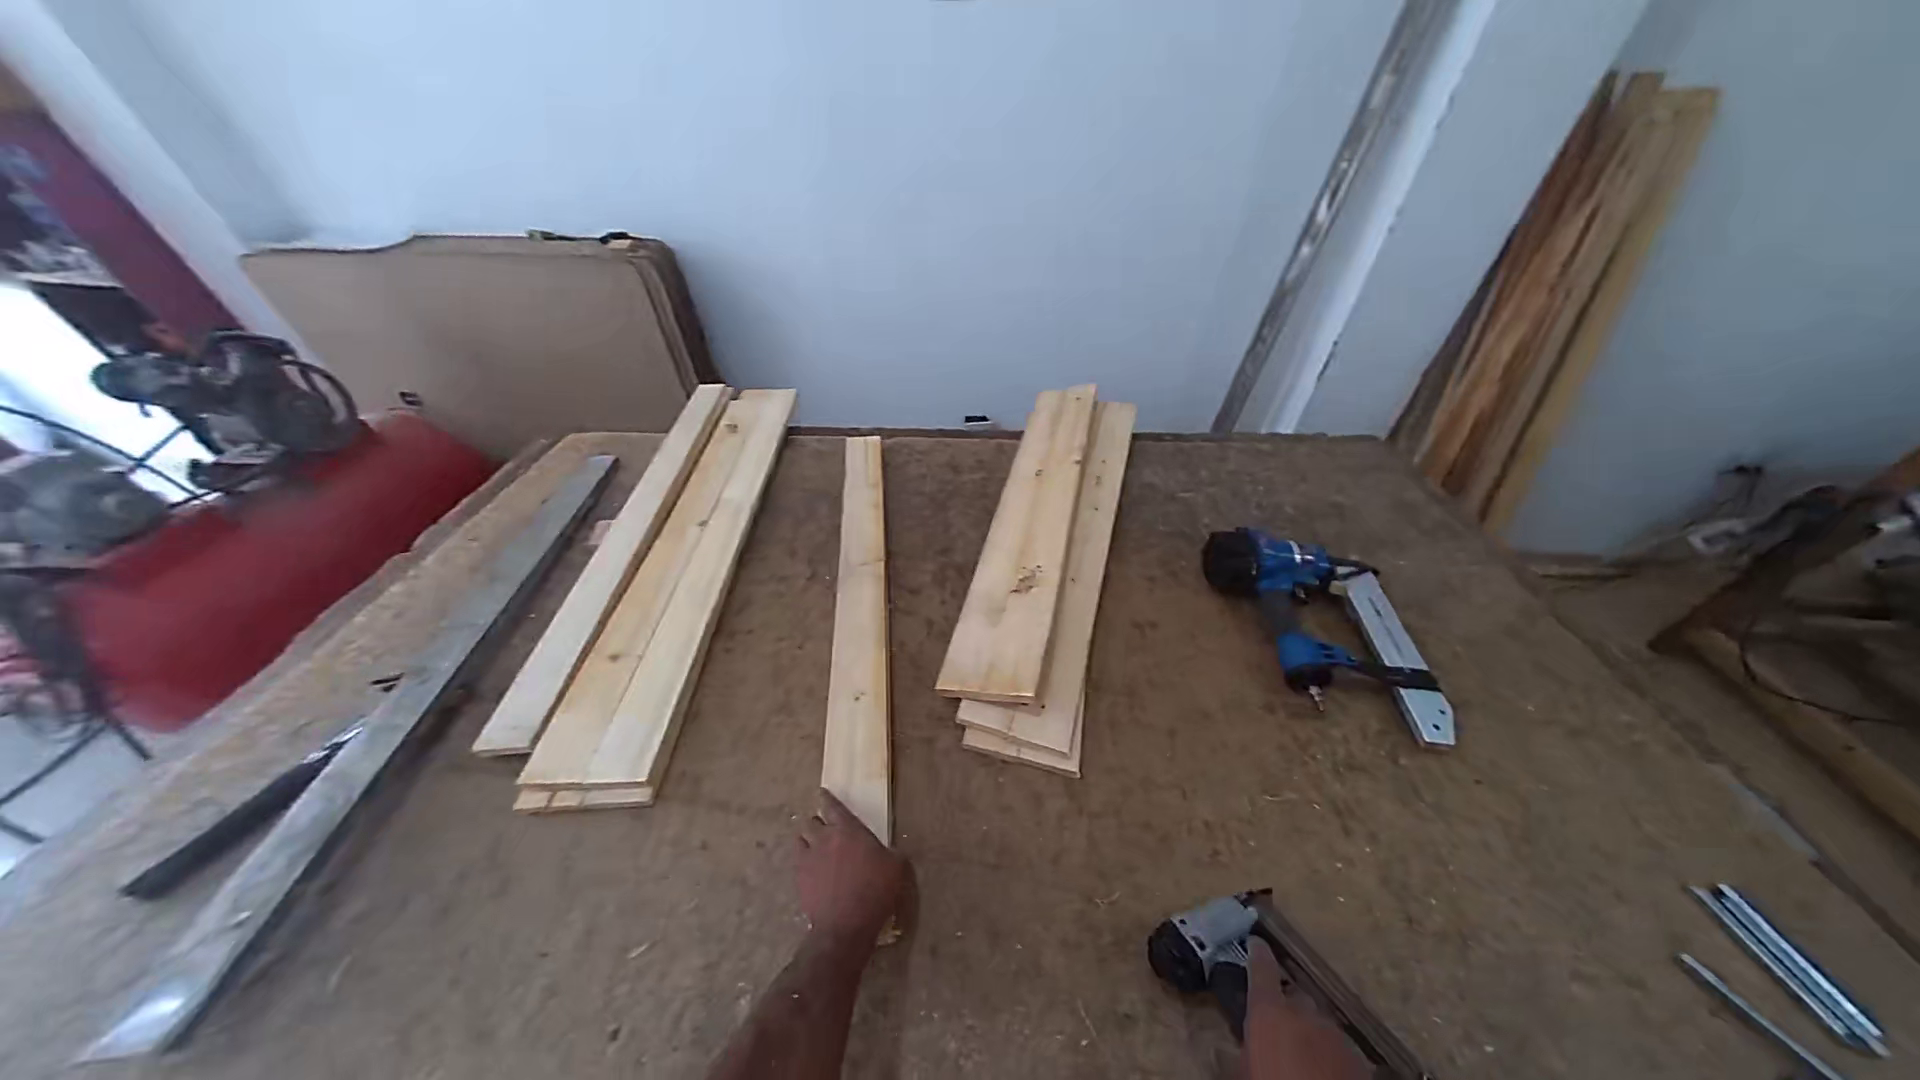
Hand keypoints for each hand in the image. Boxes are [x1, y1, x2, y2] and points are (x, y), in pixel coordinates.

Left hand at [795, 789, 906, 942]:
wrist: (845, 925)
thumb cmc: (875, 891)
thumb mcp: (896, 867)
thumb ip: (890, 853)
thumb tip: (889, 852)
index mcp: (848, 829)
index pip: (832, 806)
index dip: (826, 798)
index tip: (821, 792)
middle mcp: (824, 838)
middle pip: (811, 821)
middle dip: (817, 822)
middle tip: (824, 828)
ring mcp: (809, 858)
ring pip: (800, 838)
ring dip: (806, 838)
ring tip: (813, 845)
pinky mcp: (799, 879)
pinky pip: (797, 861)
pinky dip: (803, 860)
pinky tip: (811, 869)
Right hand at [1243, 937, 1369, 1079]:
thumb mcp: (1244, 1075)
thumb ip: (1232, 1059)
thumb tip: (1215, 1051)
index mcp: (1269, 1011)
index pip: (1261, 968)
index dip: (1258, 952)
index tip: (1255, 941)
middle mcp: (1303, 1013)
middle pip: (1295, 995)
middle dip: (1287, 1004)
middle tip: (1278, 1022)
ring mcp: (1335, 1035)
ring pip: (1319, 1022)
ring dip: (1311, 1031)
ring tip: (1304, 1053)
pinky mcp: (1360, 1060)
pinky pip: (1341, 1047)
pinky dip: (1332, 1053)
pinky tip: (1327, 1071)